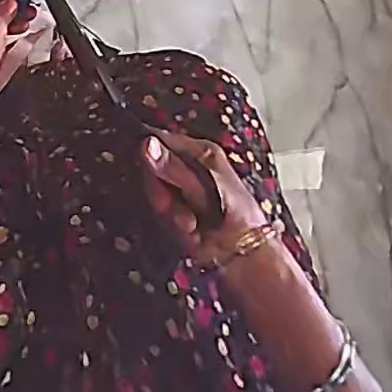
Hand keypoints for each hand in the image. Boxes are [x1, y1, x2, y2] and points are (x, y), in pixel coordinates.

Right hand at [140, 131, 269, 265]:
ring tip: (190, 224)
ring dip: (171, 212)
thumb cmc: (234, 213)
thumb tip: (147, 144)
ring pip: (157, 193)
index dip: (150, 153)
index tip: (148, 170)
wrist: (244, 252)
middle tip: (169, 206)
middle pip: (155, 168)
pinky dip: (174, 223)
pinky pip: (163, 212)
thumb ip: (173, 167)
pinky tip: (191, 231)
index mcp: (202, 151)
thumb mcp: (203, 186)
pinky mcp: (180, 210)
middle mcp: (191, 166)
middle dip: (161, 191)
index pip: (162, 140)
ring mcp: (185, 189)